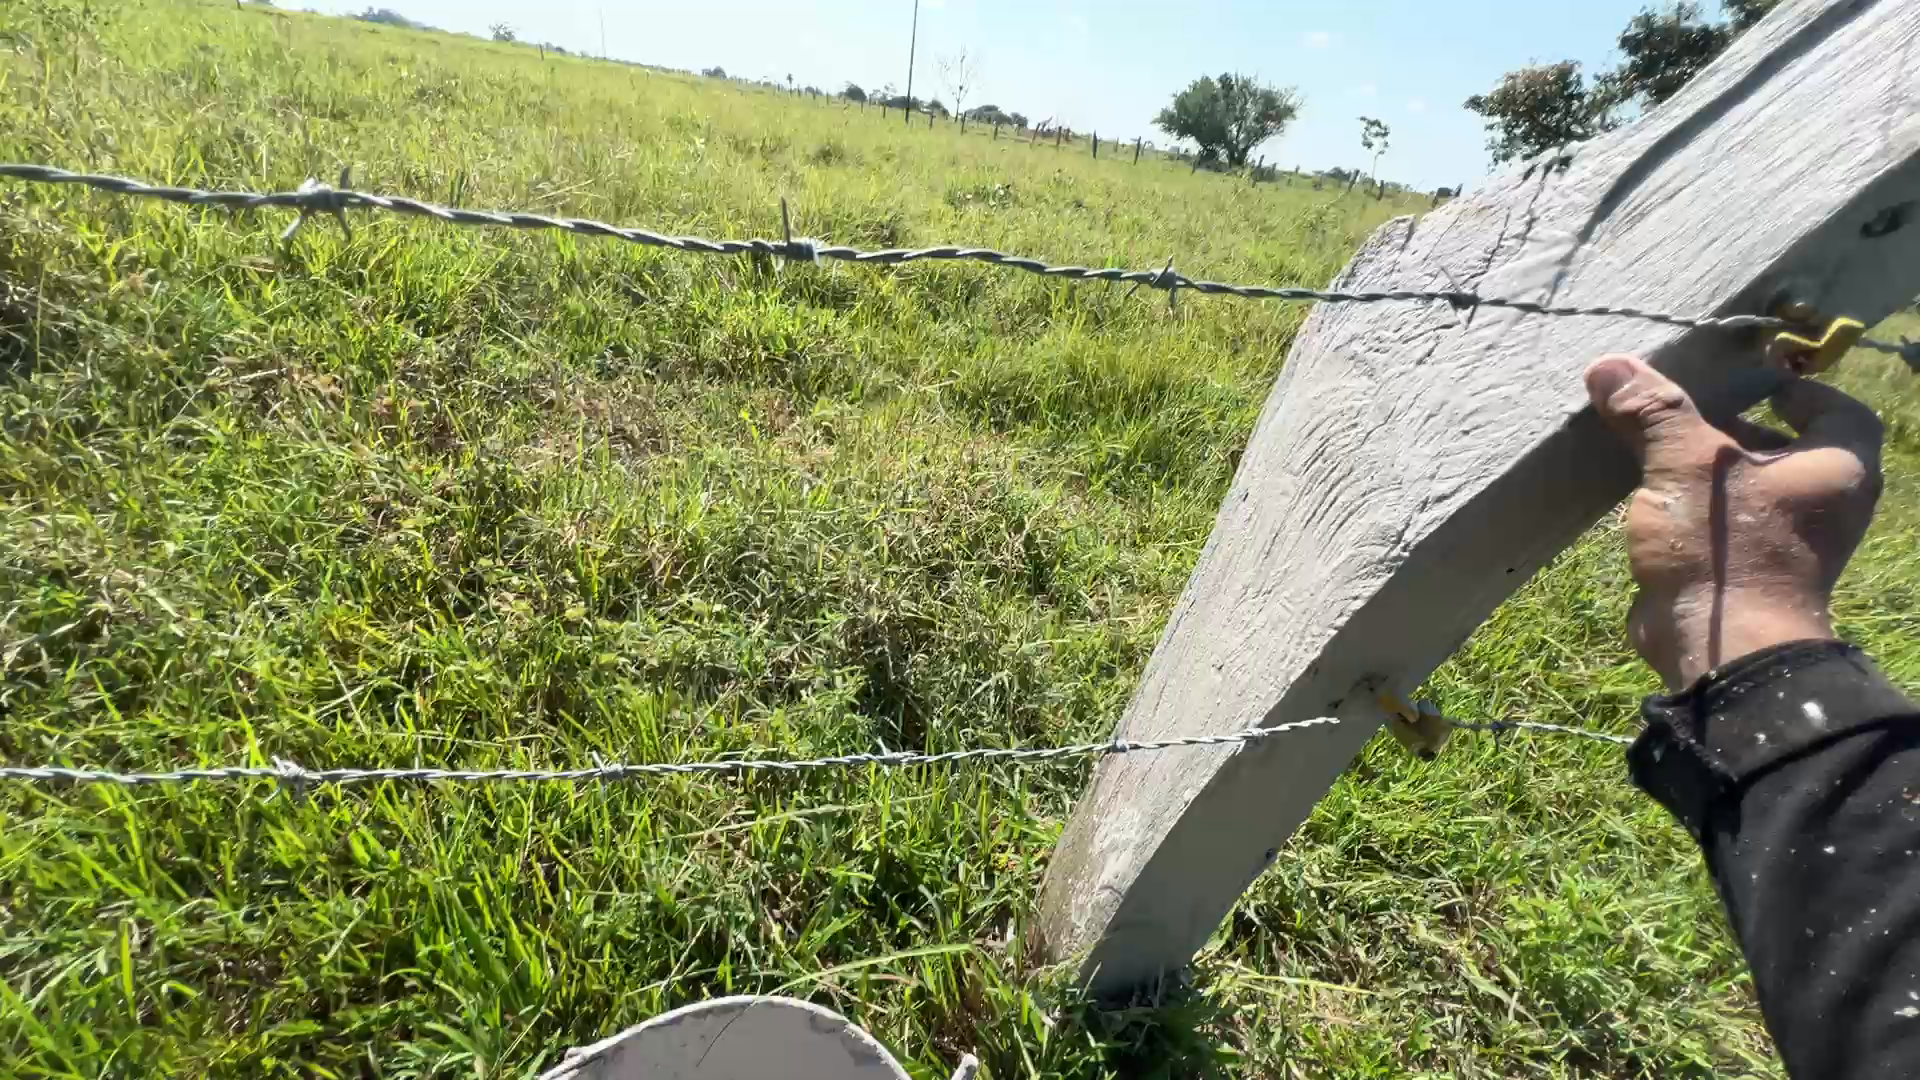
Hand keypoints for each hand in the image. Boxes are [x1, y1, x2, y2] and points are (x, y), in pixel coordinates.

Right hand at [1584, 355, 1882, 688]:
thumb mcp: (1685, 466)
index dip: (1792, 388)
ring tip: (1649, 451)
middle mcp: (1824, 501)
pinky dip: (1691, 503)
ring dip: (1705, 468)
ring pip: (1748, 485)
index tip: (1741, 380)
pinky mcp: (1744, 565)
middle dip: (1733, 427)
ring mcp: (1786, 538)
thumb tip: (1610, 364)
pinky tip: (1647, 499)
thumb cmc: (1723, 544)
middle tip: (1677, 410)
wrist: (1717, 638)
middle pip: (1785, 446)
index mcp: (1837, 468)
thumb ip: (1653, 414)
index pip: (1834, 409)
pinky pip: (1723, 518)